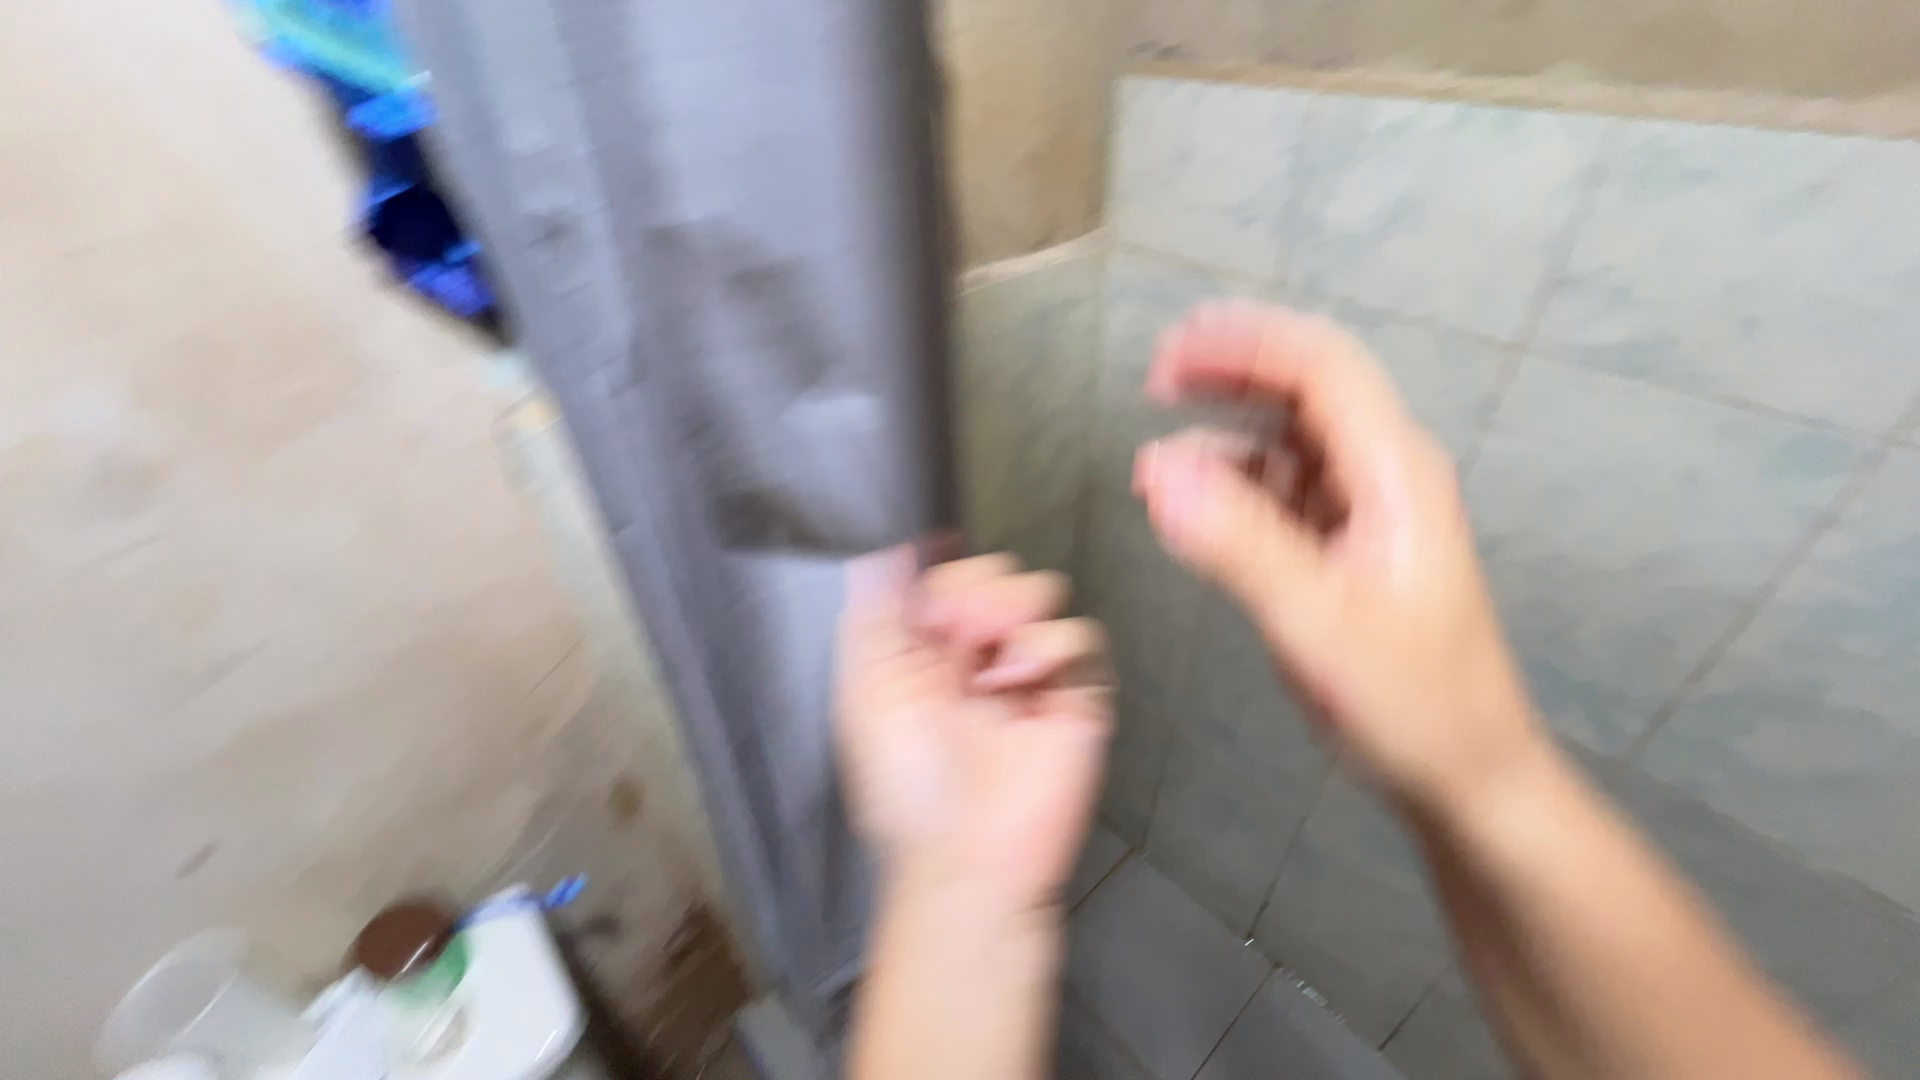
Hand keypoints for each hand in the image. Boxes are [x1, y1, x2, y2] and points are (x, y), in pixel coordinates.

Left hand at [836, 548, 1112, 912]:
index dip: (943, 573)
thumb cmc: (906, 785)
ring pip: (1040, 591)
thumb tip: (884, 549)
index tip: (934, 601)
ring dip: (1012, 604)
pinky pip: (1079, 636)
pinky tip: (1018, 679)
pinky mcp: (1074, 694)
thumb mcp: (867, 693)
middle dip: (977, 584)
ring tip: (987, 649)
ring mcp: (1028, 671)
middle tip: (958, 629)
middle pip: (996, 572)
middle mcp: (979, 653)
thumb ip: (873, 615)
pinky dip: (1049, 644)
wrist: (963, 855)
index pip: (946, 576)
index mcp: (929, 649)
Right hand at [1132, 300, 1545, 811]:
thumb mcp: (1316, 623)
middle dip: (1230, 371)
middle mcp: (1380, 475)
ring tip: (1153, 456)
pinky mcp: (1339, 544)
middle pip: (1305, 389)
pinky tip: (1187, 506)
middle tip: (1157, 376)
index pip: (1321, 370)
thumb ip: (1237, 545)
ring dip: (1219, 432)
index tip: (1172, 348)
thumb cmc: (1407, 700)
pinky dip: (1227, 487)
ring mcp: (1360, 509)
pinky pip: (1277, 493)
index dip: (1245, 345)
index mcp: (1392, 474)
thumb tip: (1156, 471)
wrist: (1463, 773)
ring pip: (1285, 441)